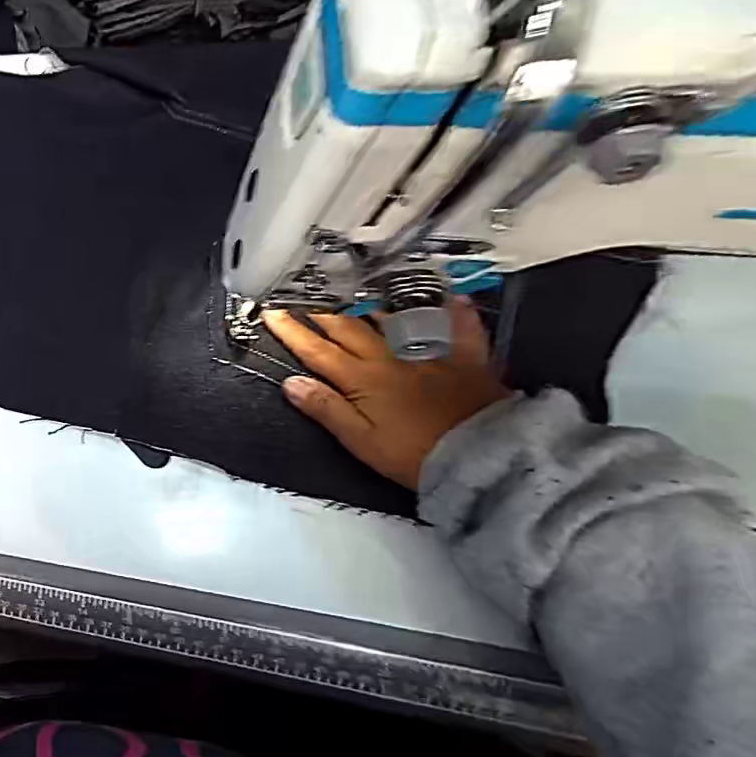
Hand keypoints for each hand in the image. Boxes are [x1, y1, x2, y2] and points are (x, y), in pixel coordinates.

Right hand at [264, 298, 508, 489]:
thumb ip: (325, 409)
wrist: (484, 456)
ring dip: (369, 309)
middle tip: (303, 303)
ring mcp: (429, 354)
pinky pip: (459, 328)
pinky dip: (453, 312)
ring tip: (354, 299)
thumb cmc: (414, 454)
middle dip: (322, 315)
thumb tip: (291, 382)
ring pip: (392, 322)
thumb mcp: (360, 440)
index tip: (271, 313)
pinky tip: (451, 299)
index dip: (292, 331)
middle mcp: (391, 358)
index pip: (316, 351)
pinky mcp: (465, 360)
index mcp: (361, 379)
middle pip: (349, 330)